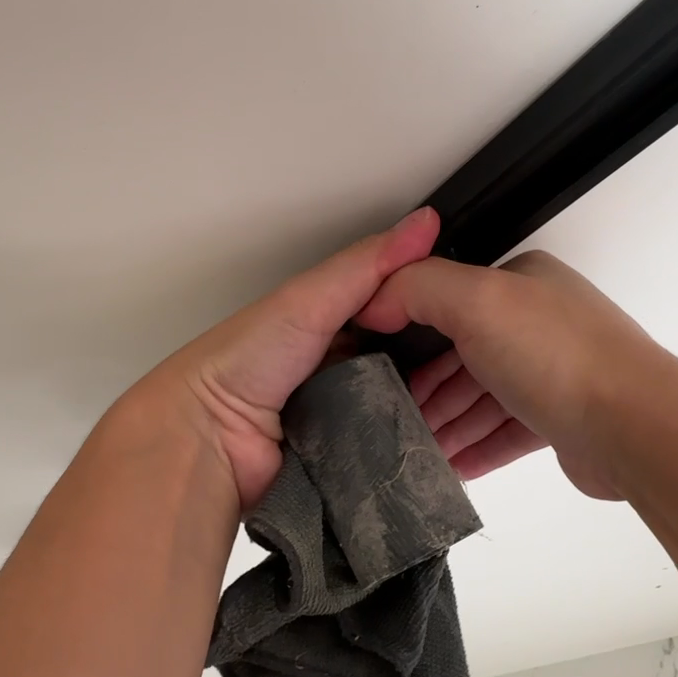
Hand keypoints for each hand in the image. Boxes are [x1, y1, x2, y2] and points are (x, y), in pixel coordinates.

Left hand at [132, 208, 440, 510]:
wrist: (205, 441)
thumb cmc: (241, 363)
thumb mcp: (307, 302)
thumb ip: (365, 265)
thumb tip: (426, 221)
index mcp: (326, 323)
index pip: (392, 309)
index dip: (427, 306)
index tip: (467, 308)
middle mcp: (335, 366)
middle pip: (402, 360)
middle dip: (434, 364)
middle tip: (471, 364)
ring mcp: (340, 413)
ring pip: (399, 406)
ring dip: (424, 406)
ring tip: (463, 403)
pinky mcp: (343, 455)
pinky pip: (385, 446)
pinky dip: (403, 441)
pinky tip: (435, 436)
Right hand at [356, 249, 661, 500]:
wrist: (633, 427)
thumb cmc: (559, 358)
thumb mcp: (477, 300)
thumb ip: (418, 288)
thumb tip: (375, 299)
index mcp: (521, 284)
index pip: (450, 304)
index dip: (411, 337)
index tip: (379, 368)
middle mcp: (539, 323)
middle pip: (463, 356)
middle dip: (426, 390)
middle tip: (392, 419)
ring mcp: (552, 372)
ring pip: (482, 398)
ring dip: (447, 424)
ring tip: (415, 450)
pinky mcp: (561, 419)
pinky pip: (505, 432)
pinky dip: (475, 447)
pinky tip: (449, 467)